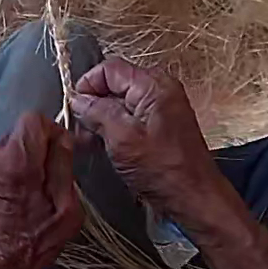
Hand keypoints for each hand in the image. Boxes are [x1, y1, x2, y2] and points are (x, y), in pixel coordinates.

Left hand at [0, 112, 82, 268]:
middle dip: (35, 148)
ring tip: (25, 191)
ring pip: (5, 145)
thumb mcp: (66, 209)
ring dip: (19, 160)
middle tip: (44, 178)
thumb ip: (63, 167)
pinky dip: (4, 170)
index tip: (57, 151)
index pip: (33, 119)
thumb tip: (63, 139)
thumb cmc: (34, 243)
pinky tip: (9, 195)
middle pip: (19, 132)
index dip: (50, 131)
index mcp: (16, 163)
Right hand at [69, 58, 241, 236]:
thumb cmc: (162, 170)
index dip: (88, 85)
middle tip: (79, 128)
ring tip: (87, 142)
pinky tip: (101, 146)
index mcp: (154, 86)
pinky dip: (112, 129)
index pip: (109, 69)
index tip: (75, 108)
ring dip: (99, 119)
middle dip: (92, 104)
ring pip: (118, 103)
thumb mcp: (121, 137)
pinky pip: (128, 118)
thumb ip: (96, 112)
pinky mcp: (158, 127)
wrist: (192, 199)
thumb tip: (78, 99)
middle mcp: (159, 91)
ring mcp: (159, 109)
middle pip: (114, 85)